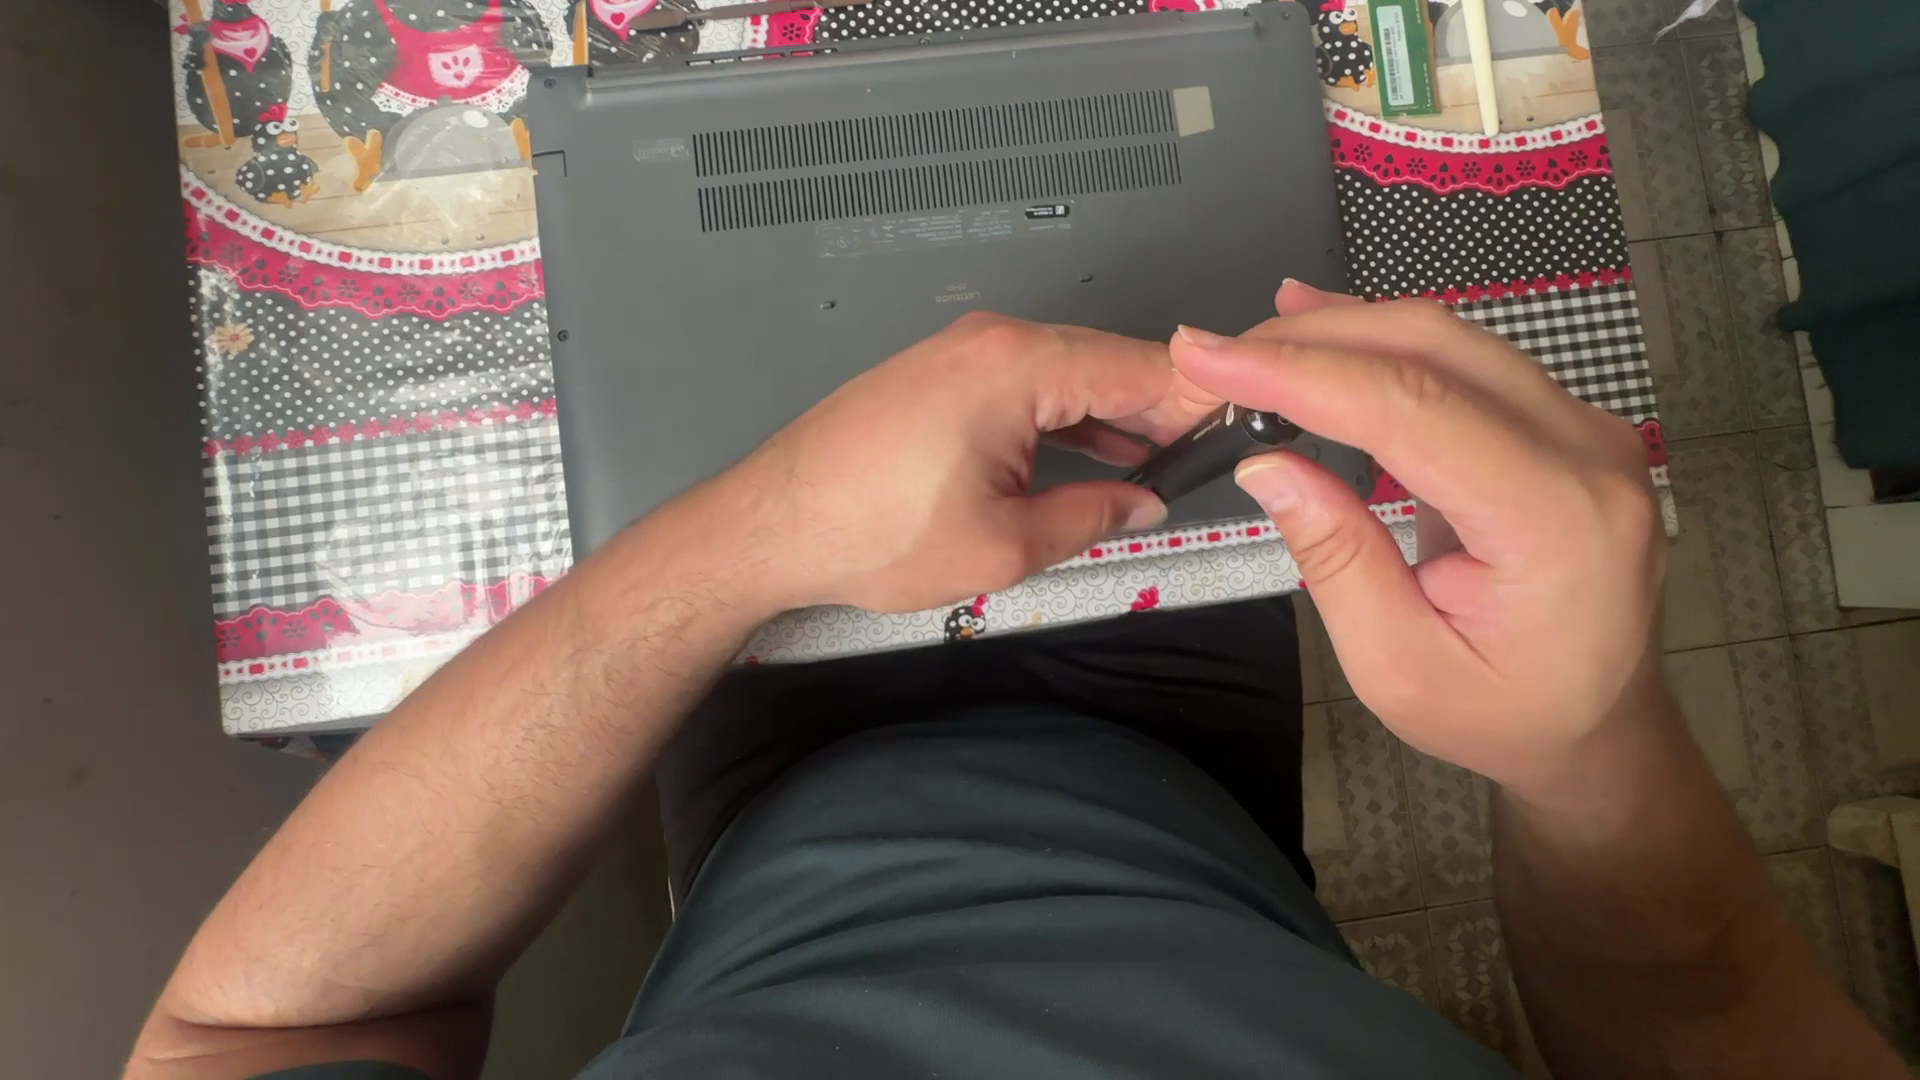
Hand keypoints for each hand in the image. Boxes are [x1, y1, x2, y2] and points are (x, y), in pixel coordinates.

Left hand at [710, 312, 1215, 614]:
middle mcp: (990, 342)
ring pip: (1062, 374)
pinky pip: (1019, 386)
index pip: (1140, 367)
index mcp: (1017, 366)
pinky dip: (1058, 417)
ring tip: (1153, 458)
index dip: (1196, 400)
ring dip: (1108, 414)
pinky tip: (1083, 450)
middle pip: (1103, 363)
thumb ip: (1090, 517)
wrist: (771, 526)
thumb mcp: (1003, 545)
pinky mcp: (935, 376)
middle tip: (1201, 452)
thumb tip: (1142, 503)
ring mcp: (958, 354)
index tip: (1232, 426)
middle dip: (1157, 409)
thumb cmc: (874, 534)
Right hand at [1171, 281, 1663, 791]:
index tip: (1205, 357)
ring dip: (1333, 332)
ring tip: (1245, 347)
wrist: (1593, 726)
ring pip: (1442, 339)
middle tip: (1210, 355)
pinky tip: (1318, 321)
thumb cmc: (1497, 713)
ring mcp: (1578, 428)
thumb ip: (1334, 557)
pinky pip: (1456, 359)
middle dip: (1305, 340)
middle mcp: (1585, 452)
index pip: (1408, 409)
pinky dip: (1374, 340)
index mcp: (1553, 521)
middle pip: (1429, 349)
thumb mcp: (1394, 664)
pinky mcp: (1553, 424)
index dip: (1296, 373)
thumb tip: (1266, 465)